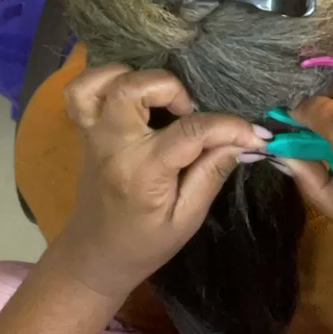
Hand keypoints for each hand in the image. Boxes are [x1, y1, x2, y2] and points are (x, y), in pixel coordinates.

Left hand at [46, 63, 264, 302]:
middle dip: (170, 88)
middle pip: (132, 89)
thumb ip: (212, 174)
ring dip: (133, 78)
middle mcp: (114, 145)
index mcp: (143, 172)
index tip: (253, 133)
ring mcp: (93, 134)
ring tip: (156, 99)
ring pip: (101, 83)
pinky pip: (79, 91)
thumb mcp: (187, 219)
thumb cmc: (145, 244)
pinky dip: (102, 80)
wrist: (95, 255)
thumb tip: (244, 141)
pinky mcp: (83, 129)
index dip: (228, 126)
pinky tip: (127, 91)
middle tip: (187, 111)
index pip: (189, 132)